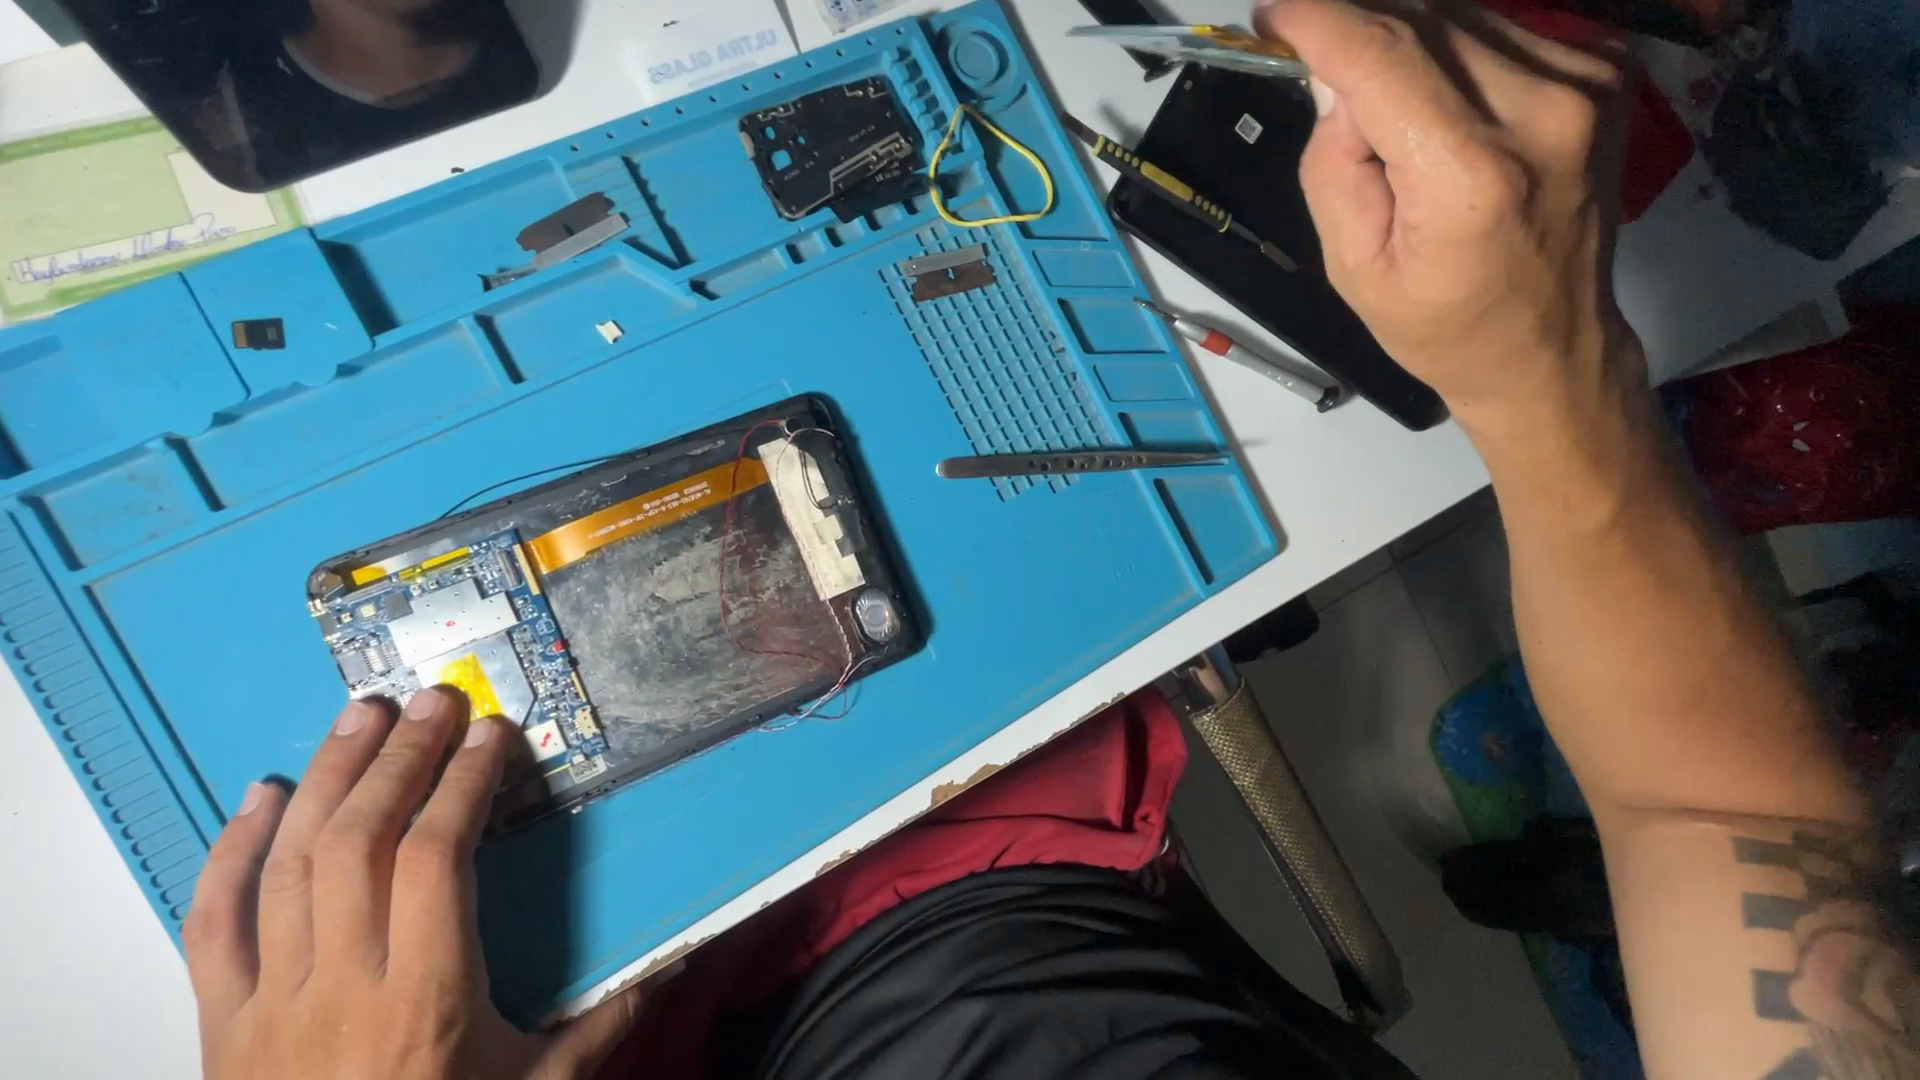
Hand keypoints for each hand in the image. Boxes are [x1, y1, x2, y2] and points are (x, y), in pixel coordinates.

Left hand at [184, 688, 641, 1079]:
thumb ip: (606, 1023)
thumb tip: (679, 960)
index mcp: (426, 998)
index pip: (436, 859)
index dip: (463, 784)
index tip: (491, 735)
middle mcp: (341, 986)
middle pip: (361, 843)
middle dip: (401, 758)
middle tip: (433, 701)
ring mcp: (269, 1001)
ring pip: (290, 865)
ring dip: (329, 778)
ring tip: (360, 715)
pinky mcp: (220, 1021)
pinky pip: (211, 923)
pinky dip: (231, 851)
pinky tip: (264, 795)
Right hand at [1258, 0, 1644, 444]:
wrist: (1546, 344)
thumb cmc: (1439, 323)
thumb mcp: (1352, 268)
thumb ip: (1333, 169)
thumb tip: (1334, 86)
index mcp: (1468, 176)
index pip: (1383, 58)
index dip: (1320, 22)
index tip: (1274, 14)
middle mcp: (1542, 110)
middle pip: (1423, 20)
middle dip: (1353, 27)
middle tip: (1307, 50)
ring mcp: (1584, 83)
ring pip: (1461, 17)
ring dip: (1400, 41)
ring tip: (1375, 102)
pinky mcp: (1602, 73)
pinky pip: (1499, 31)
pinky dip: (1448, 51)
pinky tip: (1431, 100)